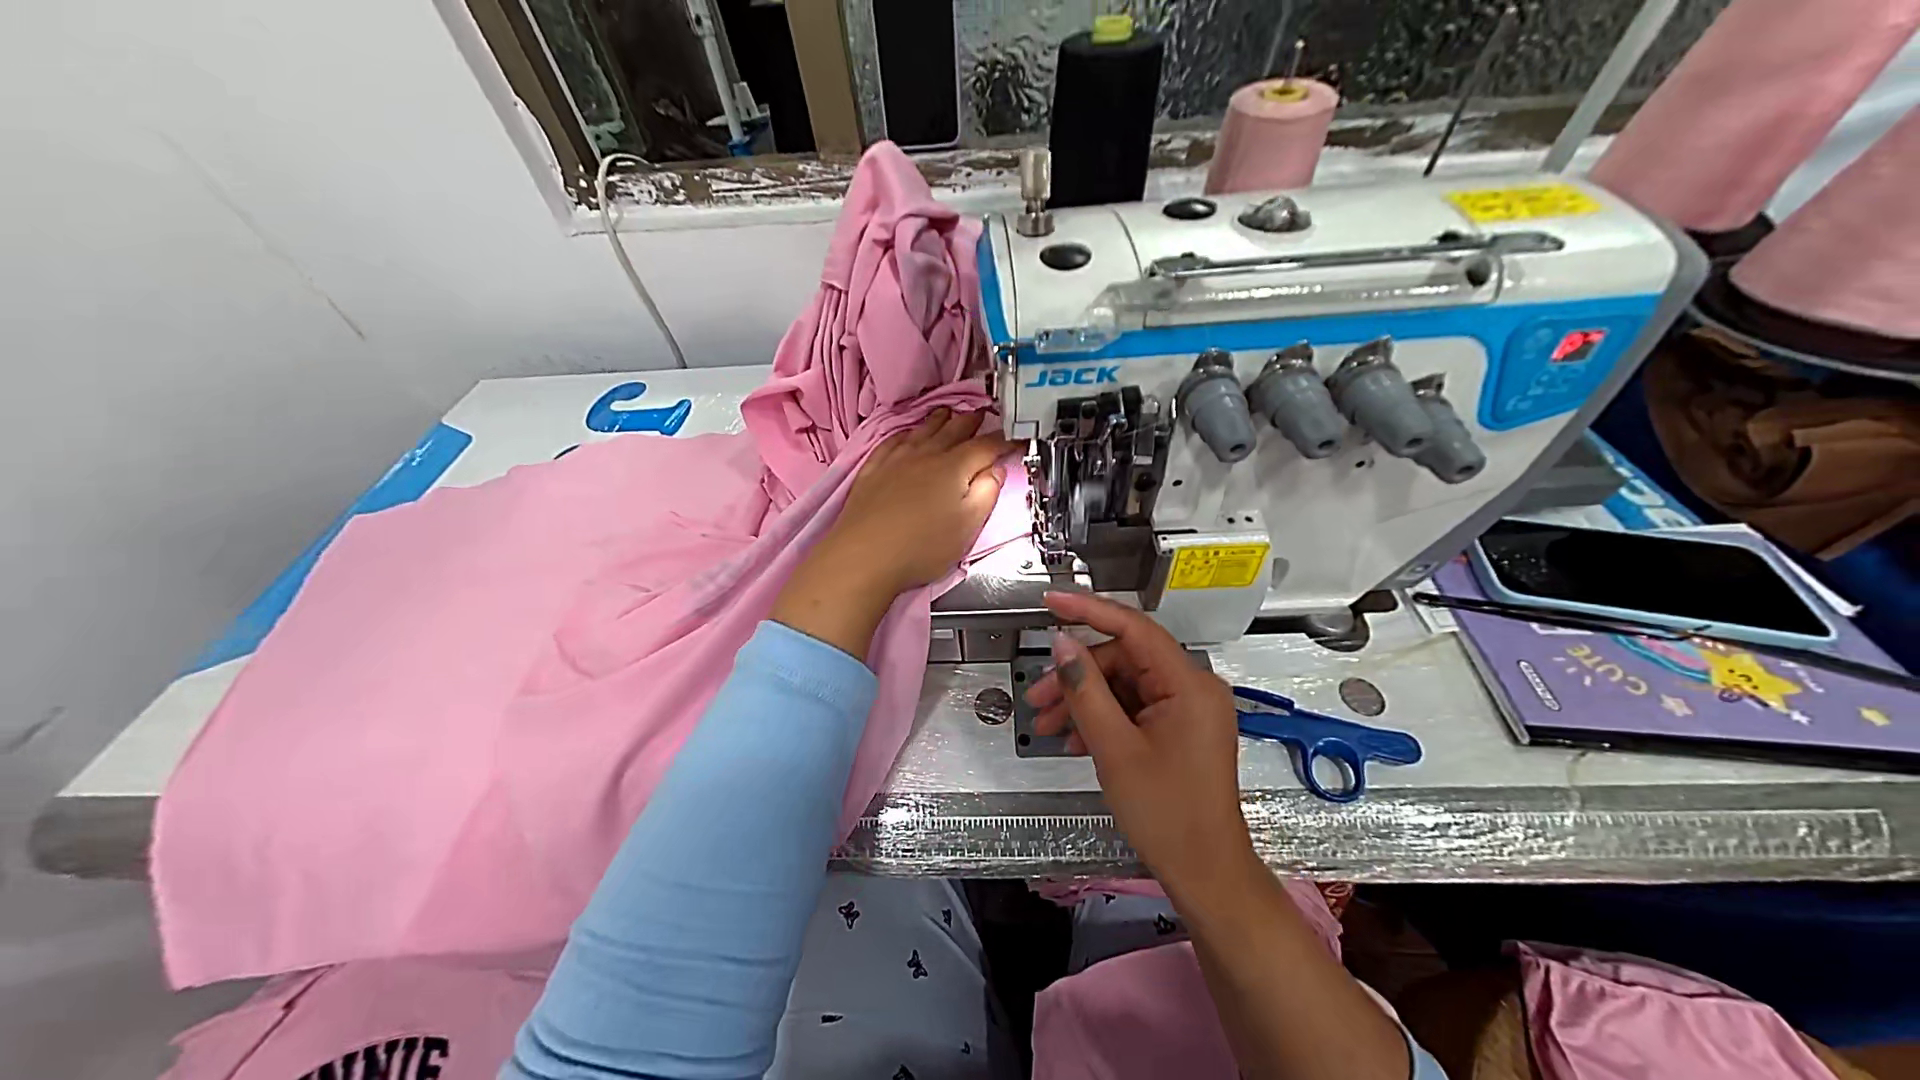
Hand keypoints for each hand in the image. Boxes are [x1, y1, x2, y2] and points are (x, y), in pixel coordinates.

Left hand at [771, 409, 1018, 660]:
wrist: (864, 554)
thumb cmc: (921, 546)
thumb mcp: (969, 525)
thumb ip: (987, 493)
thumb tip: (995, 471)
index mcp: (955, 468)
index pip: (986, 446)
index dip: (1004, 441)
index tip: (1015, 439)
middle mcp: (926, 455)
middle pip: (954, 430)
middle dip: (971, 422)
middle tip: (981, 415)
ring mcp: (896, 459)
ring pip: (923, 430)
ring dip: (940, 420)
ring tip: (948, 413)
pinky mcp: (873, 469)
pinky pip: (893, 440)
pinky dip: (906, 432)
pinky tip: (907, 434)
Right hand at [1025, 591, 1259, 894]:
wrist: (1205, 872)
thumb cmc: (1166, 812)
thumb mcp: (1114, 748)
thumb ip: (1085, 689)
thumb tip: (1063, 645)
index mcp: (1188, 684)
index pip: (1133, 627)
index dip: (1088, 610)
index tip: (1051, 601)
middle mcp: (1193, 688)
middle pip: (1123, 660)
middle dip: (1077, 677)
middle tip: (1038, 698)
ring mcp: (1187, 709)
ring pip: (1123, 686)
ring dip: (1084, 702)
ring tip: (1046, 725)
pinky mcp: (1179, 729)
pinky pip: (1133, 708)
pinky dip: (1102, 720)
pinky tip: (1072, 740)